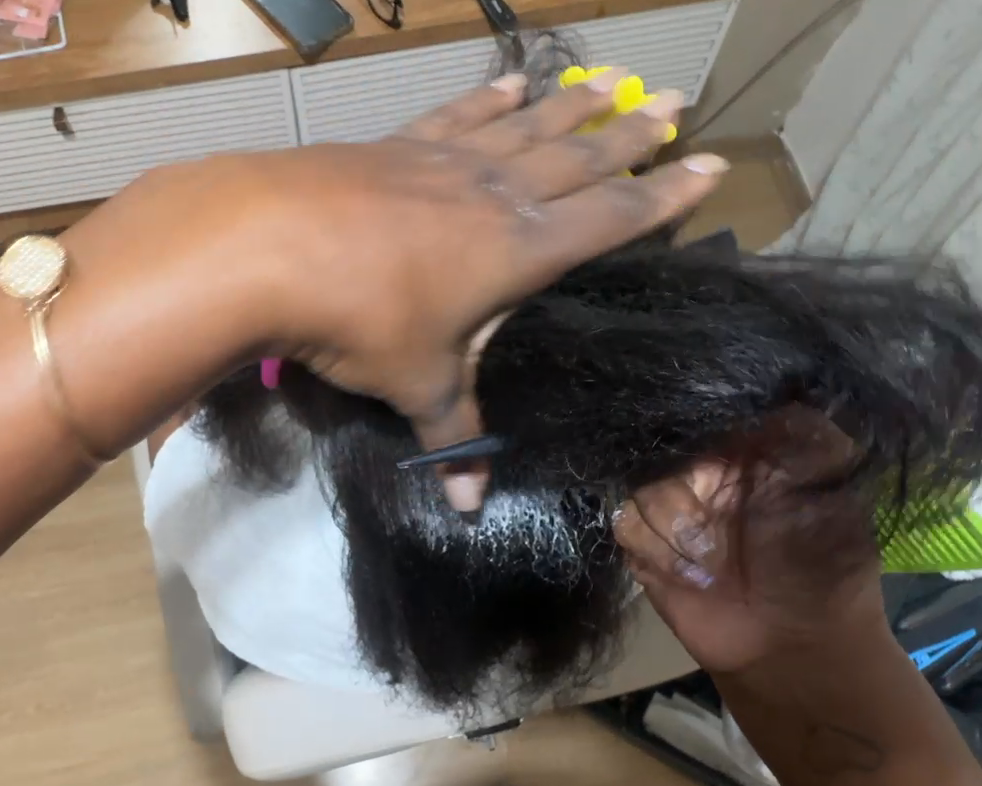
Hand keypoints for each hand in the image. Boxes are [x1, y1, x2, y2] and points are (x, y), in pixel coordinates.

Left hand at [57, 72, 725, 507]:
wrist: (271, 245)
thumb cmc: (362, 319)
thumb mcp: (416, 386)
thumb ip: (452, 438)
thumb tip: (471, 506)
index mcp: (518, 251)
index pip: (609, 220)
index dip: (661, 198)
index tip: (710, 166)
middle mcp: (495, 194)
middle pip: (578, 160)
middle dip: (630, 137)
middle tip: (676, 103)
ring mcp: (445, 161)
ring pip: (527, 128)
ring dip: (573, 108)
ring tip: (613, 84)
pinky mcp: (398, 144)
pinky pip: (458, 115)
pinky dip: (490, 99)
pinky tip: (512, 85)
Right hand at [614, 411, 889, 675]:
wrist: (793, 645)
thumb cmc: (824, 565)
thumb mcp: (836, 486)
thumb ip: (809, 434)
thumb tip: (773, 386)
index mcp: (744, 455)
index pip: (701, 418)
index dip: (704, 436)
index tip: (724, 465)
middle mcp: (702, 478)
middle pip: (662, 453)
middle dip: (692, 492)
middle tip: (723, 526)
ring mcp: (671, 514)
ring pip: (640, 491)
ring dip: (678, 532)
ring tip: (711, 566)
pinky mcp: (645, 550)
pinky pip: (625, 526)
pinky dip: (656, 552)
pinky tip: (690, 578)